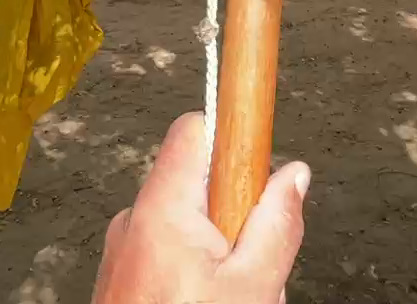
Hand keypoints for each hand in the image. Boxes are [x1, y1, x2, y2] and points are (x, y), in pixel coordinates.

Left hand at [91, 112, 310, 303]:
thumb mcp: (252, 290)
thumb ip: (278, 224)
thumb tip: (296, 174)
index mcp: (161, 209)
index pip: (194, 128)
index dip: (231, 136)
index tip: (257, 165)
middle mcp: (133, 220)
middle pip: (197, 179)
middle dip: (234, 210)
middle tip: (249, 259)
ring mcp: (122, 250)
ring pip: (186, 220)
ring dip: (217, 247)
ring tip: (230, 296)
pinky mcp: (120, 278)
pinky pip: (166, 250)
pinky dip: (192, 269)